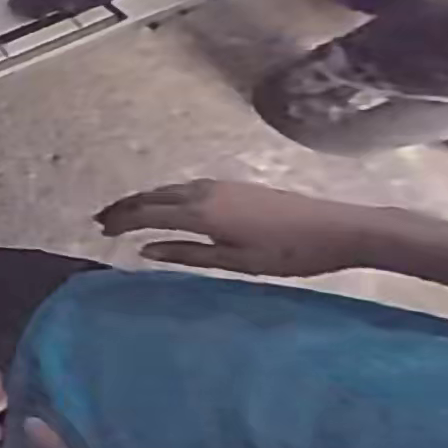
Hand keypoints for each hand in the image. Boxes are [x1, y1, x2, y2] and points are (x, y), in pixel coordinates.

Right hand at [96, 179, 375, 276]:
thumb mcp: (239, 261)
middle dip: (121, 208)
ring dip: (138, 201)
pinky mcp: (226, 186)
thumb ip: (188, 255)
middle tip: (102, 220)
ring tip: (125, 212)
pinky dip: (158, 196)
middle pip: (146, 197)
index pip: (143, 214)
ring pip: (161, 191)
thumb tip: (144, 250)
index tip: (102, 232)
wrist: (346, 228)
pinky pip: (178, 188)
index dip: (119, 222)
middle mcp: (197, 194)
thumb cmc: (292, 252)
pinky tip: (161, 205)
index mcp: (197, 213)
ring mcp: (213, 186)